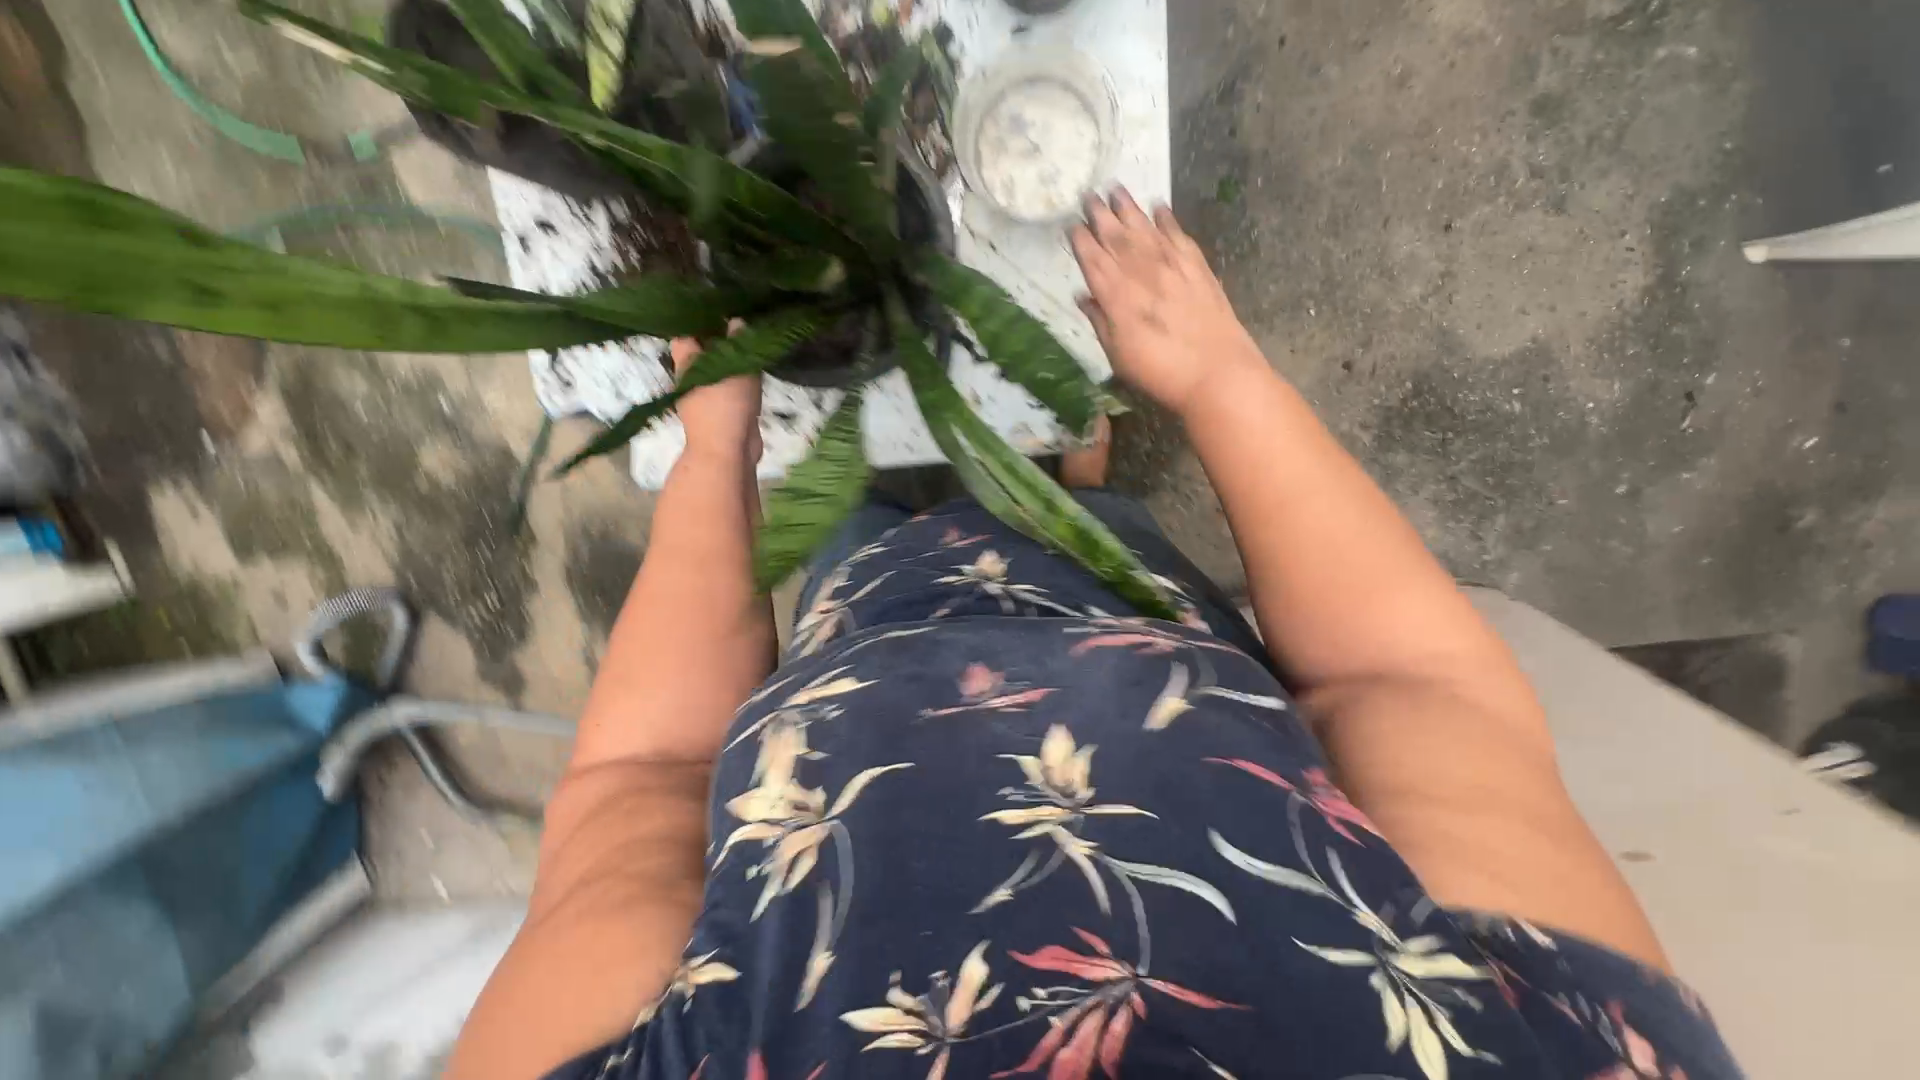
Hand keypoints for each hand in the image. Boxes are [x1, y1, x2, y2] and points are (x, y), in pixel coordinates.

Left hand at [671, 329, 761, 465]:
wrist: (727, 452)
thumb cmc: (725, 405)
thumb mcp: (735, 366)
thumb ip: (738, 342)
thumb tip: (736, 321)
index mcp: (687, 363)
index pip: (686, 331)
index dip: (701, 319)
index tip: (722, 309)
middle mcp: (692, 377)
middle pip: (702, 349)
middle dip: (720, 338)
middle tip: (744, 323)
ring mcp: (705, 396)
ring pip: (718, 368)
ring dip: (733, 359)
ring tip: (753, 344)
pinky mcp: (721, 411)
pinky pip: (729, 387)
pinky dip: (740, 379)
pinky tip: (755, 372)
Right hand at [1071, 189, 1267, 417]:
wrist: (1216, 372)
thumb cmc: (1160, 372)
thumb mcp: (1119, 355)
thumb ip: (1101, 322)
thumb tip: (1084, 296)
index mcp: (1116, 295)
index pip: (1092, 259)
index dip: (1080, 240)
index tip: (1072, 224)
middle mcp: (1141, 271)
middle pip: (1115, 236)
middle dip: (1100, 214)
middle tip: (1088, 194)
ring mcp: (1171, 265)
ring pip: (1144, 227)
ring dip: (1128, 207)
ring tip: (1116, 188)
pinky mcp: (1197, 266)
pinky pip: (1178, 234)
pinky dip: (1166, 219)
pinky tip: (1158, 208)